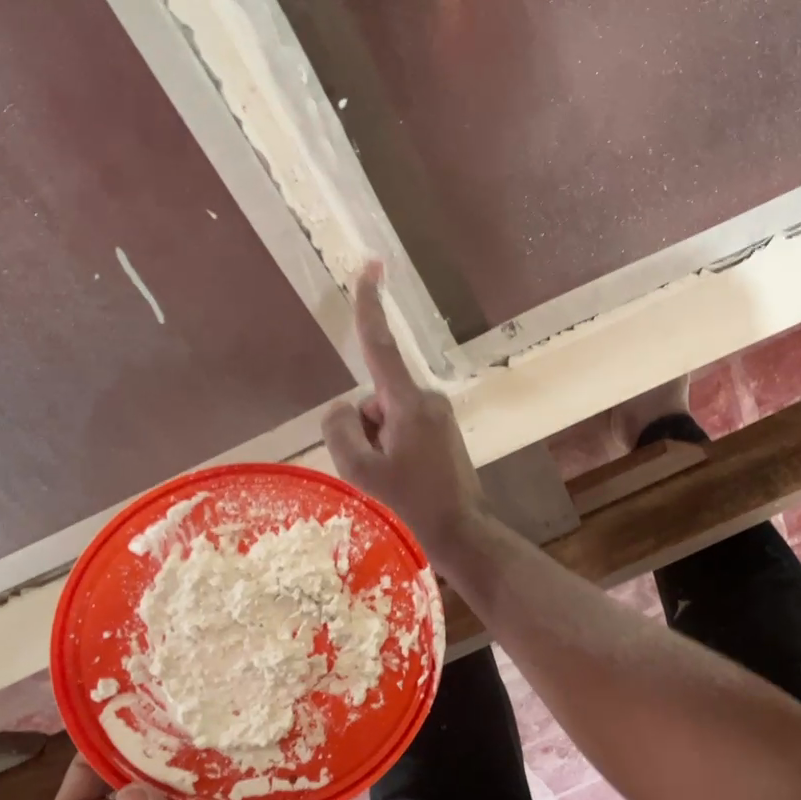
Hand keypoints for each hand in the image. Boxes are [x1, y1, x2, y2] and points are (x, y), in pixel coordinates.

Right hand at [322, 263, 490, 565]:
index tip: (371, 264)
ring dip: (377, 443)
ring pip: (384, 417)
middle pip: (373, 398)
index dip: (370, 304)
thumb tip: (345, 408)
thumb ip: (340, 428)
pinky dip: (391, 448)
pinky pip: (400, 429)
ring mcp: (438, 416)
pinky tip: (404, 480)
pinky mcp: (442, 432)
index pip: (381, 344)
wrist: (460, 532)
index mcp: (409, 403)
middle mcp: (428, 400)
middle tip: (379, 471)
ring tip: (394, 480)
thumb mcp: (359, 469)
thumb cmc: (411, 504)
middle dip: (364, 428)